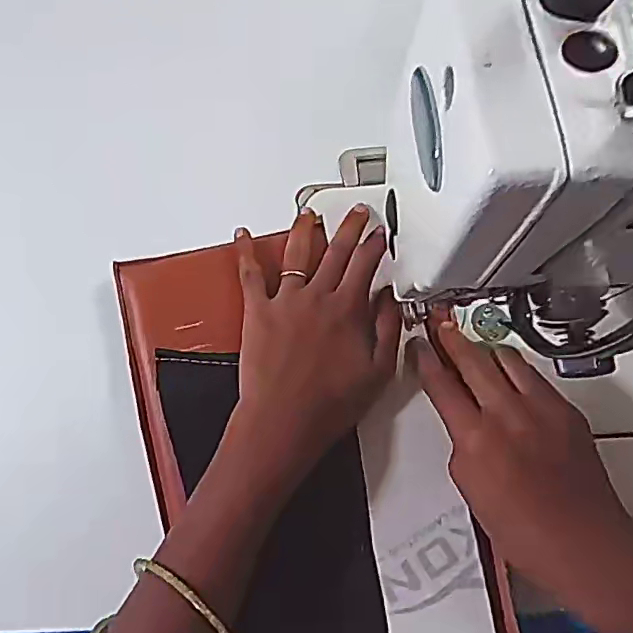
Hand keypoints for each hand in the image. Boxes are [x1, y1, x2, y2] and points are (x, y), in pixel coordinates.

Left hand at [230, 205, 400, 478]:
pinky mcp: (258, 311)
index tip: (379, 234)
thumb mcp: (378, 371)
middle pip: (336, 251)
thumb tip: (390, 299)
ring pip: (297, 254)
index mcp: (348, 310)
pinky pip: (250, 274)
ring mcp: (285, 301)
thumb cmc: (329, 403)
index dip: (374, 245)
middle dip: (348, 227)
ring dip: (305, 230)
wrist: (285, 418)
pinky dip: (245, 252)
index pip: (365, 265)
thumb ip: (388, 329)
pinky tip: (242, 236)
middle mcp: (316, 298)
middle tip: (356, 214)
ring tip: (309, 214)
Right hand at [409, 308, 632, 609]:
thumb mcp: (470, 487)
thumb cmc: (528, 533)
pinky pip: (535, 376)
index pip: (441, 383)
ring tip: (470, 338)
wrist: (587, 549)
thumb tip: (461, 422)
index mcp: (476, 437)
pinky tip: (508, 369)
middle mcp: (510, 416)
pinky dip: (515, 366)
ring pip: (506, 358)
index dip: (426, 359)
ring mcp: (544, 411)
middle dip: (451, 337)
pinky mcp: (569, 414)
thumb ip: (460, 444)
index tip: (419, 347)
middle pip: (472, 358)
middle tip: (438, 321)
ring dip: (483, 347)